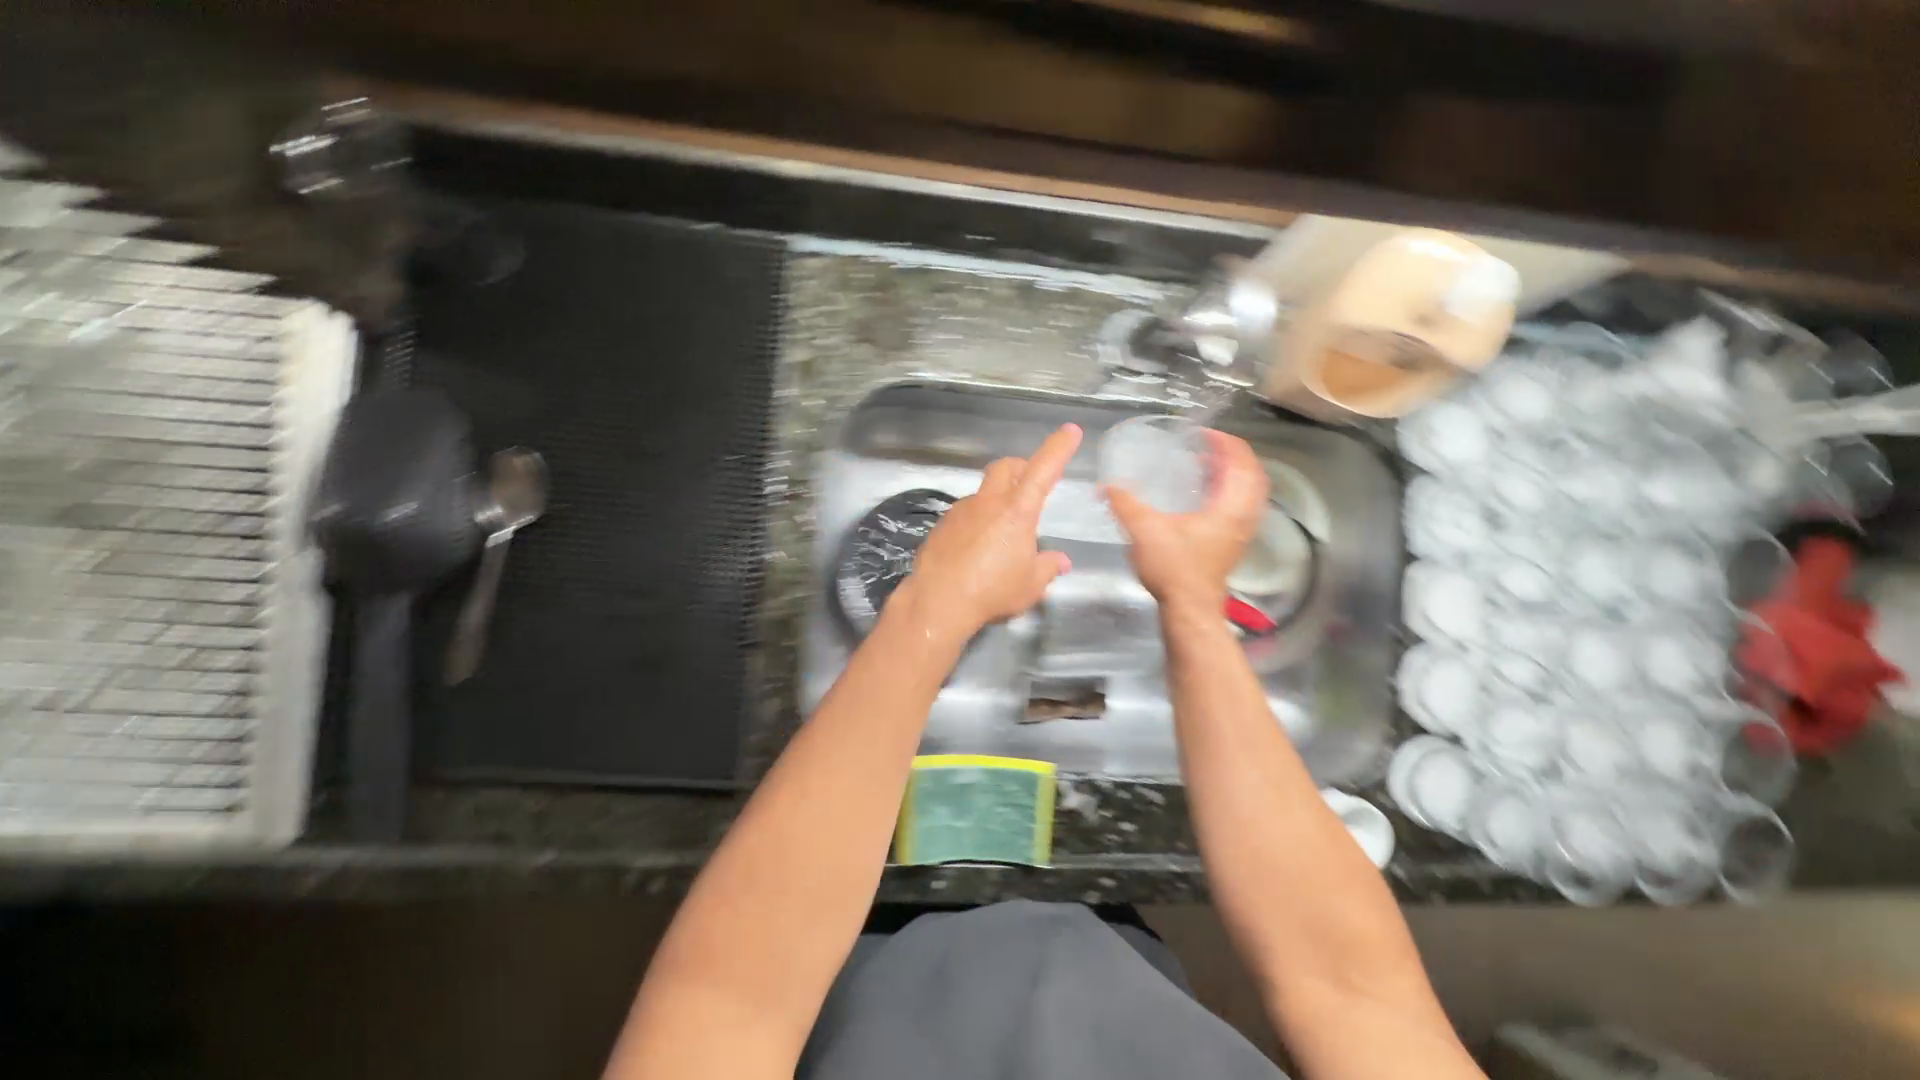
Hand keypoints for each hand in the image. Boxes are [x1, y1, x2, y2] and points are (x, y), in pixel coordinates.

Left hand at [899, 423, 1081, 637]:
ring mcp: (960, 512)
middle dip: (1021, 468)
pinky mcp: (942, 526)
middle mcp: (988, 503)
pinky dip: (977, 523)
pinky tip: (978, 550)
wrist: (938, 602)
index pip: (1043, 469)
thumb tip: (1061, 561)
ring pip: (983, 493)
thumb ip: (1048, 567)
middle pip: (1006, 467)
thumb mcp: (1030, 585)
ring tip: (1004, 534)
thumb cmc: (992, 591)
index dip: (1058, 448)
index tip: (1070, 431)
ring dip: (997, 501)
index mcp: (1017, 511)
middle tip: (1031, 484)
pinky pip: (965, 516)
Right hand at [1104, 429, 1267, 614]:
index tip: (1204, 434)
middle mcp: (1244, 516)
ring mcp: (1242, 532)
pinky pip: (1241, 507)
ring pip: (1249, 493)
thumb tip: (1107, 486)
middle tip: (1209, 446)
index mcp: (1231, 506)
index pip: (1241, 462)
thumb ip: (1125, 504)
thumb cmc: (1174, 568)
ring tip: (1207, 467)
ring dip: (1233, 475)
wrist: (1190, 609)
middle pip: (1252, 475)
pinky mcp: (1233, 544)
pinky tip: (1203, 496)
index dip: (1226, 443)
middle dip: (1233, 456)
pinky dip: (1229, 493)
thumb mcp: (1144, 530)